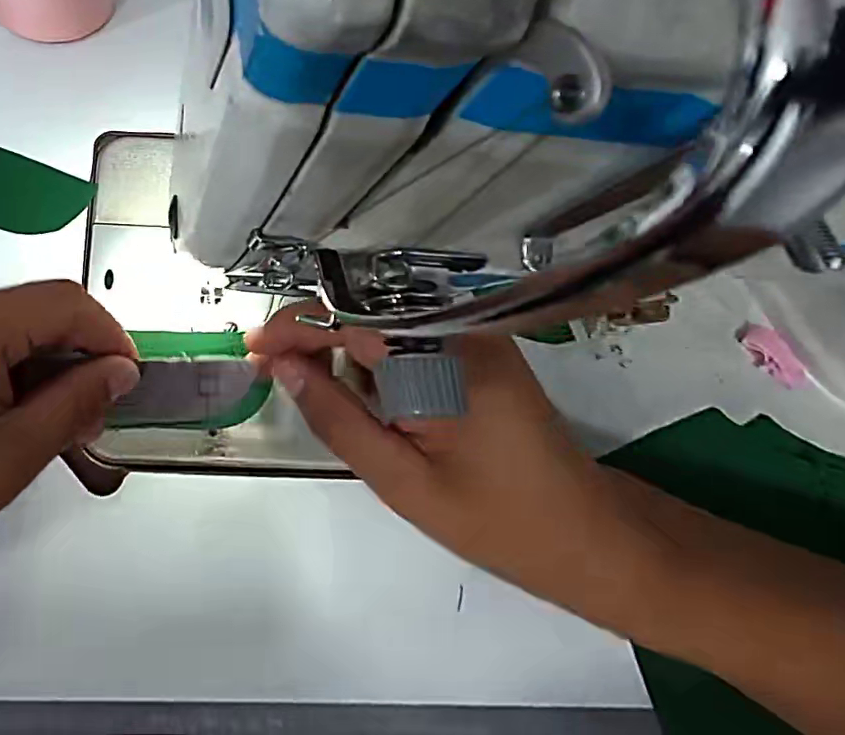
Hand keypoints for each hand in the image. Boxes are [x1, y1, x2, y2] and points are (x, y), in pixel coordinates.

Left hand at [0, 281, 139, 704]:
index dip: (110, 339)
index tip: (132, 386)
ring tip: (61, 430)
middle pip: (36, 313)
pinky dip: (10, 377)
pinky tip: (16, 423)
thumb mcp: (6, 457)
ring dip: (45, 372)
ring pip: (9, 333)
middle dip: (78, 359)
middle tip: (98, 418)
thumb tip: (119, 373)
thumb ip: (74, 403)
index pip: (66, 303)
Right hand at [244, 303, 665, 606]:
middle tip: (271, 369)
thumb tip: (283, 366)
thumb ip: (336, 417)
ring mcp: (475, 334)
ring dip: (341, 345)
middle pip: (364, 308)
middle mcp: (463, 328)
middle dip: (312, 334)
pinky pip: (407, 334)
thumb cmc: (498, 518)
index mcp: (446, 355)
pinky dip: (372, 357)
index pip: (350, 318)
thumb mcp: (401, 479)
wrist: (592, 536)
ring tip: (311, 383)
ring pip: (382, 318)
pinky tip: (362, 391)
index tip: (252, 349)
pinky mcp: (477, 347)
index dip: (294, 328)